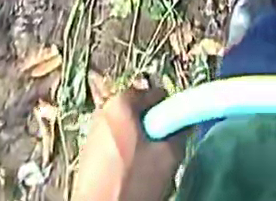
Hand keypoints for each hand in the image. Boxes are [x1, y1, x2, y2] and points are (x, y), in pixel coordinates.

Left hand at [70, 83, 182, 200]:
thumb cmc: (131, 183)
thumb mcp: (168, 156)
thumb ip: (182, 132)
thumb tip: (188, 123)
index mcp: (121, 102)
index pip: (157, 93)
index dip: (171, 112)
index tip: (174, 133)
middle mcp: (103, 110)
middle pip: (142, 112)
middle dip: (154, 129)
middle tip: (161, 151)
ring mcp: (93, 133)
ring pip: (129, 131)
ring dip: (140, 144)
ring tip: (146, 166)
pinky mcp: (87, 155)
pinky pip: (116, 145)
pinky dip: (126, 155)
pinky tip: (130, 175)